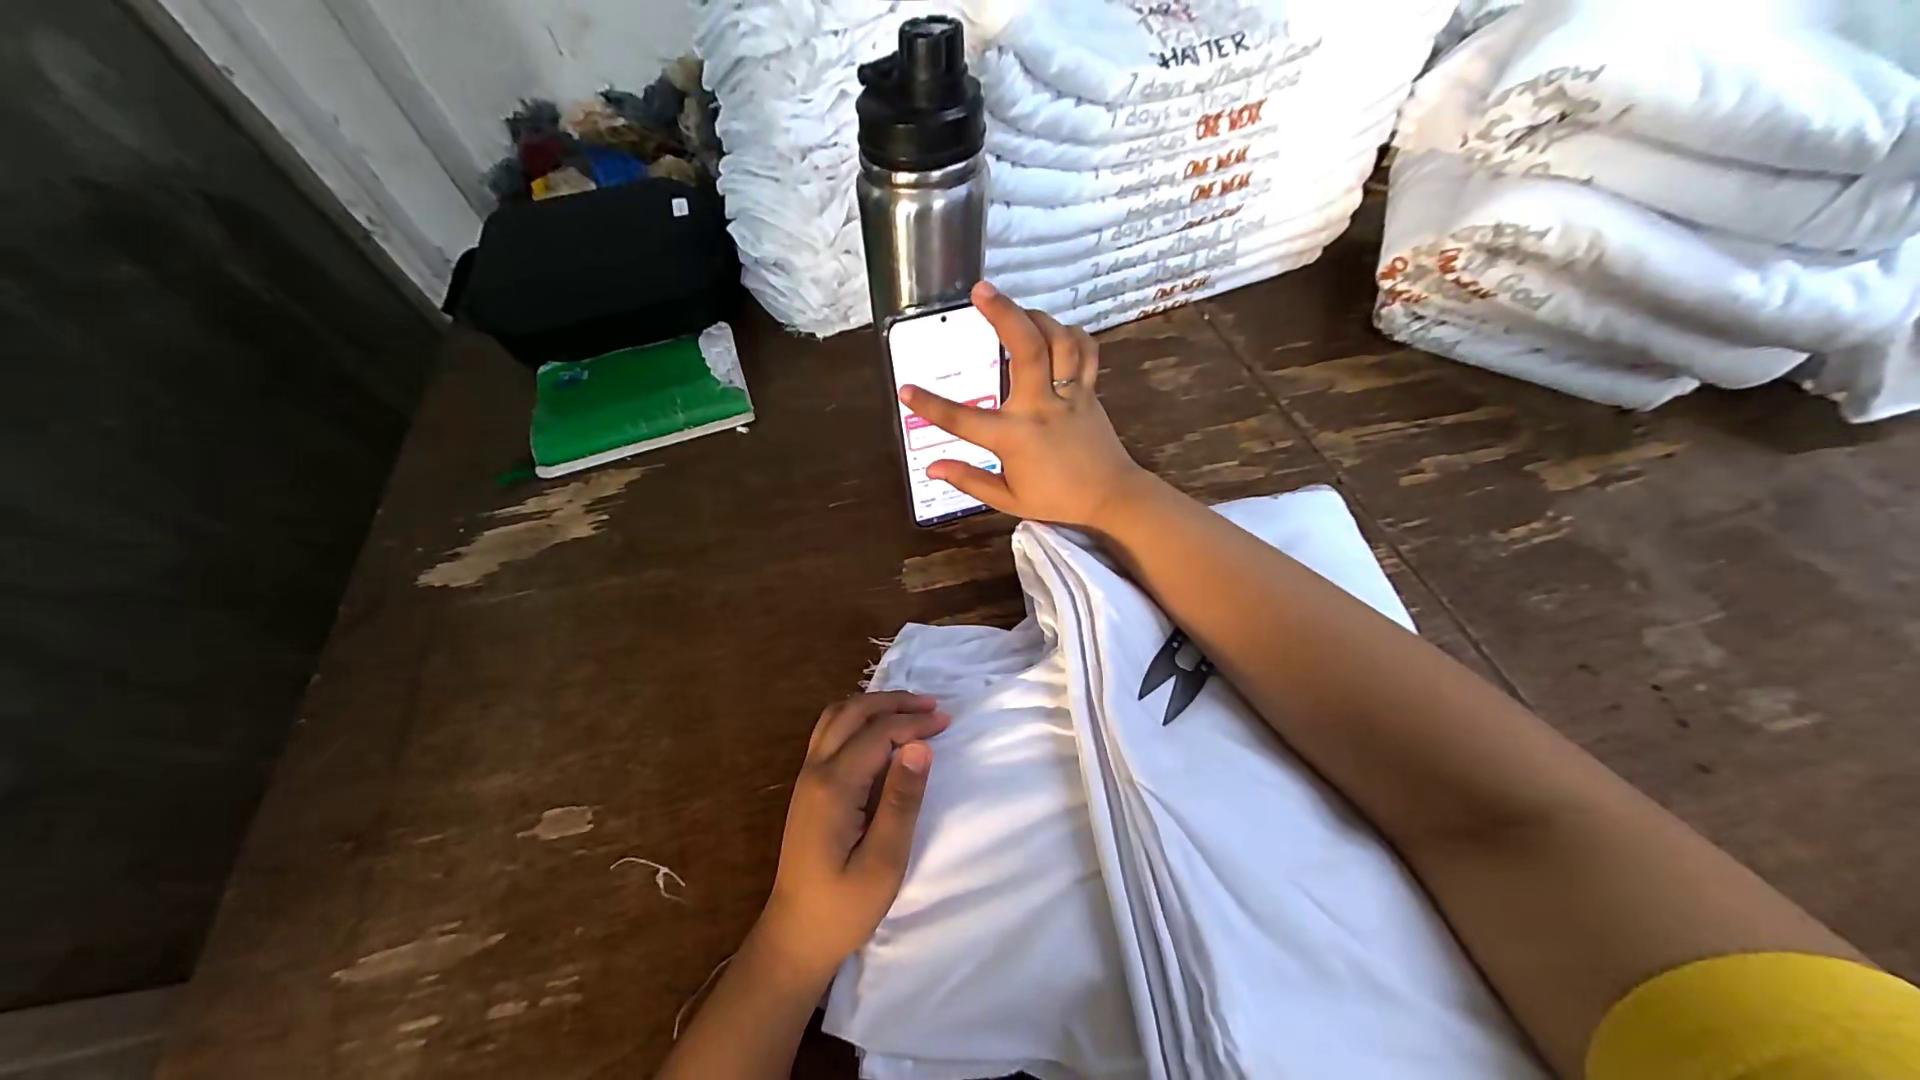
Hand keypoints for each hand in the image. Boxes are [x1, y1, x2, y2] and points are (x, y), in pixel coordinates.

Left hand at [751, 691, 950, 982]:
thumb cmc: (844, 907)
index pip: (878, 733)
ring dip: (874, 705)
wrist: (795, 935)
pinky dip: (859, 718)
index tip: (947, 721)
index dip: (914, 722)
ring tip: (910, 710)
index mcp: (834, 787)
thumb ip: (902, 801)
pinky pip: (830, 732)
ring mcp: (806, 776)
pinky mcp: (807, 786)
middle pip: (853, 712)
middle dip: (894, 702)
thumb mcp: (884, 862)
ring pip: (837, 716)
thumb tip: (919, 746)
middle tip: (932, 705)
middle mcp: (814, 771)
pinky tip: (880, 730)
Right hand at [900, 281, 1153, 529]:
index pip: (964, 420)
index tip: (905, 390)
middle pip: (1025, 349)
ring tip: (1014, 308)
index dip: (930, 406)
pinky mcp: (1089, 391)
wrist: (1112, 497)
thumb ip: (970, 480)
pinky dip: (1071, 333)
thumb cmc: (1058, 500)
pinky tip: (1054, 329)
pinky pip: (1085, 351)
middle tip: (980, 289)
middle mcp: (1041, 408)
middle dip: (1002, 313)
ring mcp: (1069, 395)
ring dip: (1035, 317)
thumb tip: (933, 467)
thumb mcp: (1009, 499)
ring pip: (1058, 341)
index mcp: (1015, 437)